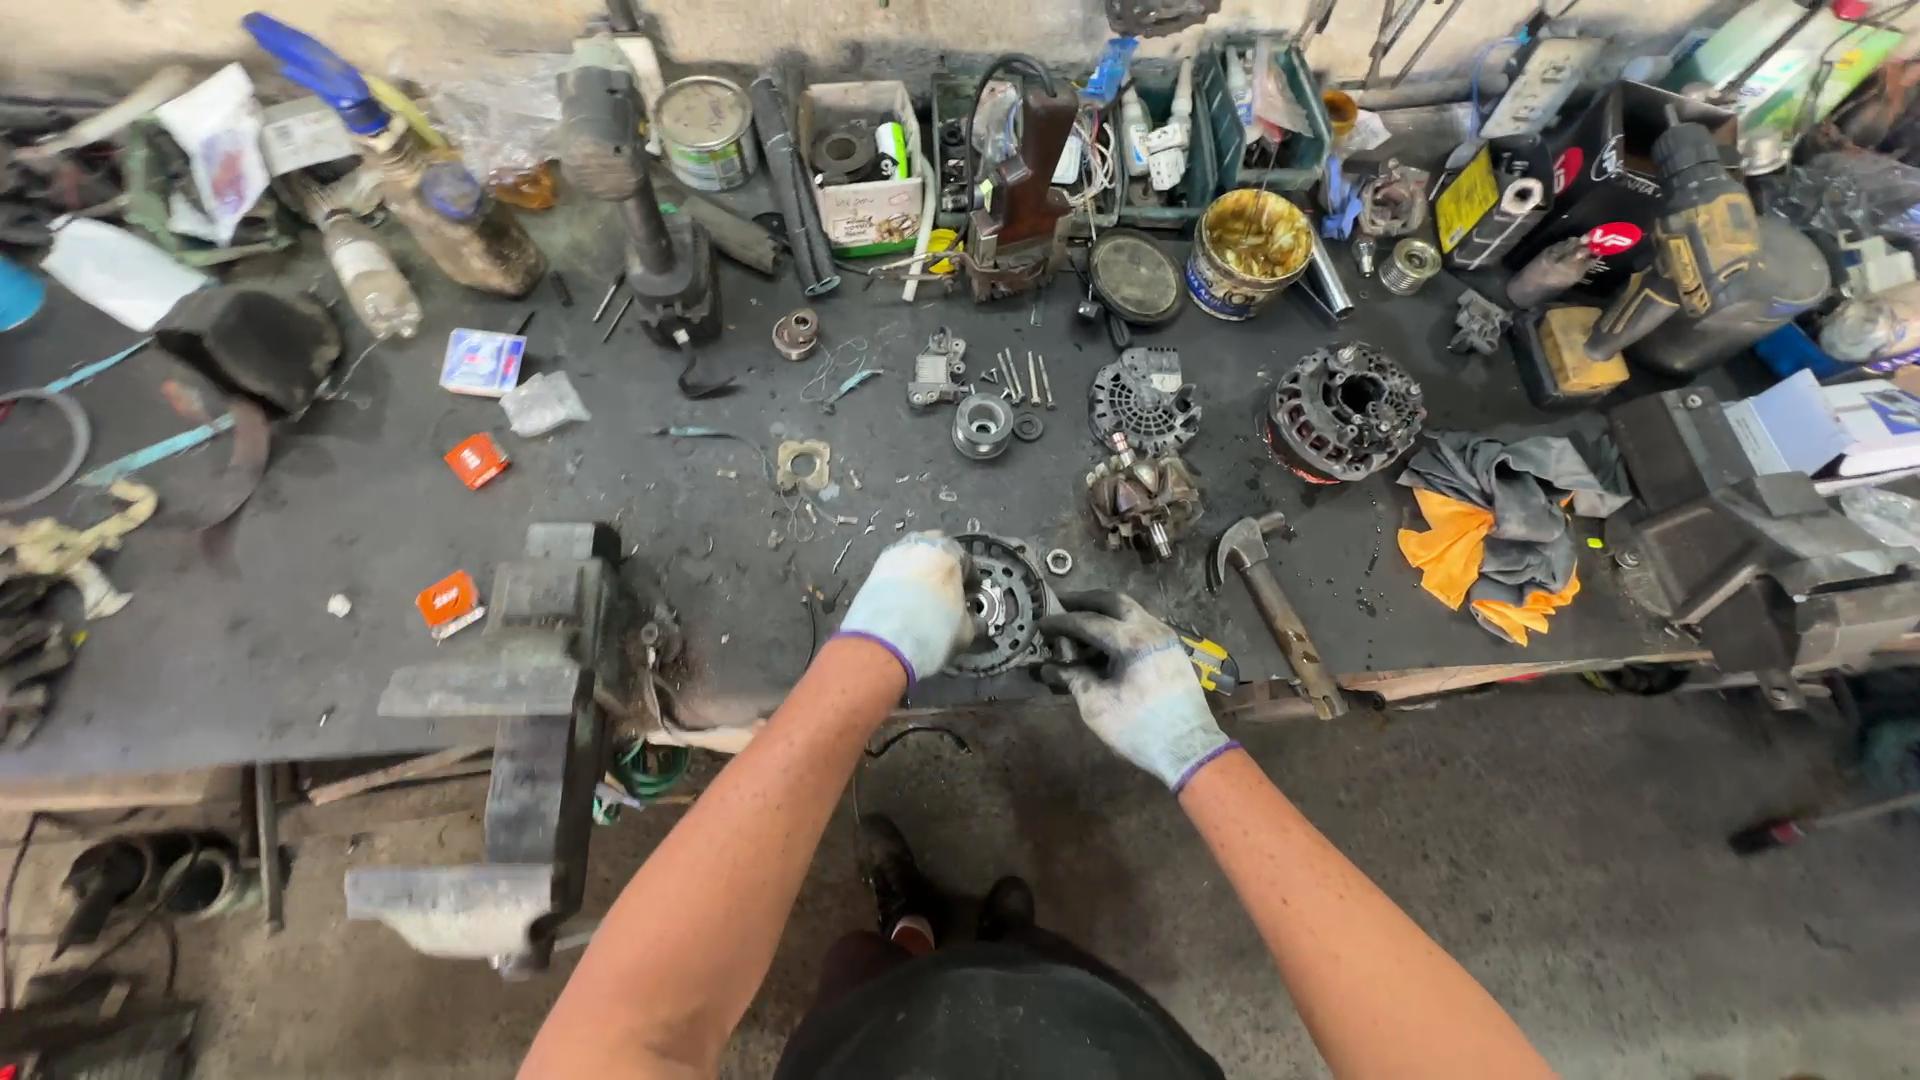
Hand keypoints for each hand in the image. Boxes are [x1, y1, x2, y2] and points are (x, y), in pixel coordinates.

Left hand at [835, 532, 972, 685]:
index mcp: (948, 553)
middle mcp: (920, 546)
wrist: (884, 643)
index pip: (967, 561)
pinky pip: (893, 570)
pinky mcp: (873, 570)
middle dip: (943, 567)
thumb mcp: (966, 631)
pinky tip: (903, 601)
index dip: (971, 580)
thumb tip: (978, 623)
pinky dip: (900, 581)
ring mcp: (893, 555)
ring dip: (920, 572)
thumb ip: (974, 622)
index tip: (970, 595)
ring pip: (912, 558)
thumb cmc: (934, 630)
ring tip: (922, 597)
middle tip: (946, 591)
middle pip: (937, 550)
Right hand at [1039, 592, 1235, 792]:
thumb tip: (1048, 669)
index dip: (1061, 622)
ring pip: (1130, 612)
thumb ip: (1072, 679)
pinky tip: (1103, 645)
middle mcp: (1152, 629)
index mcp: (1133, 640)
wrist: (1190, 750)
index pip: (1088, 621)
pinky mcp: (1171, 651)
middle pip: (1114, 601)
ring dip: (1103, 614)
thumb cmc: (1140, 728)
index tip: (1040, 624)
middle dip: (1085, 601)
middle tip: (1061, 605)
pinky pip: (1140, 627)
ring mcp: (1165, 638)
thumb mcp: (1097, 706)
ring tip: (1079, 627)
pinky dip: (1118, 628)